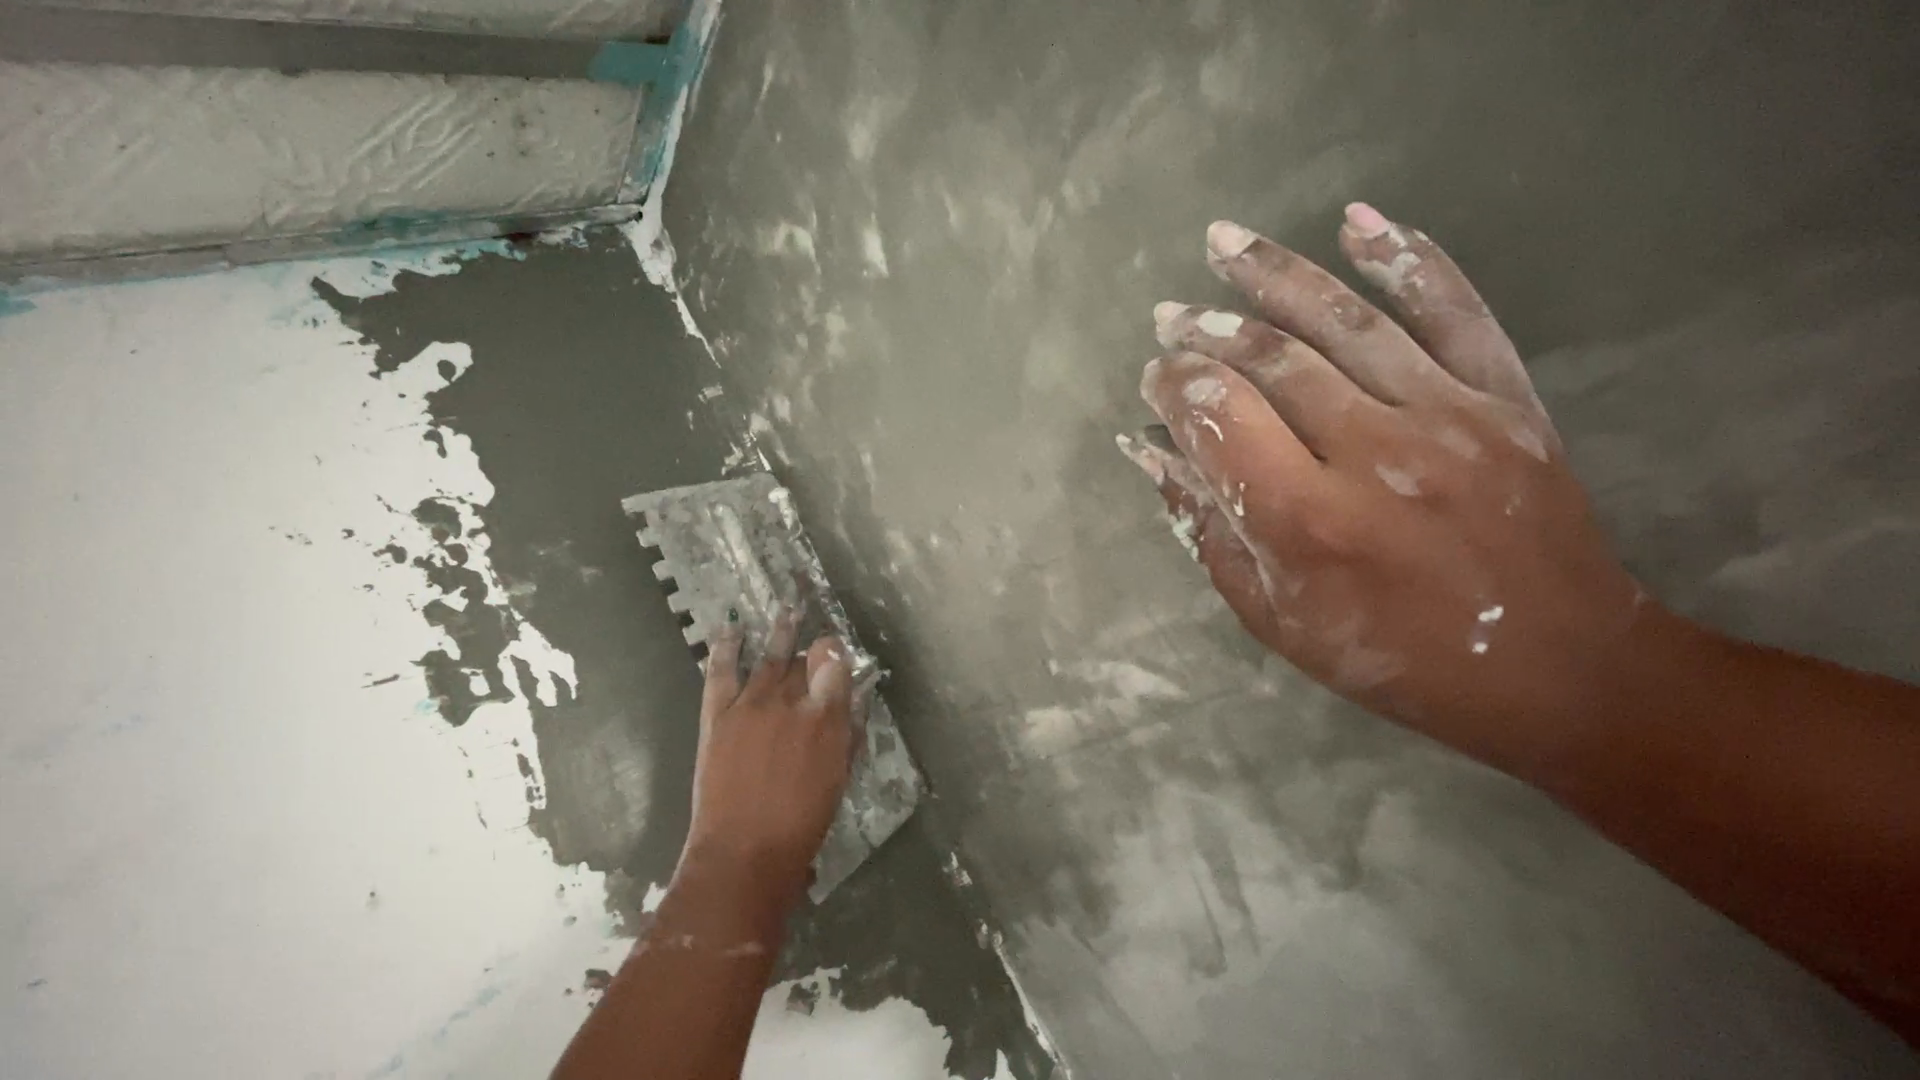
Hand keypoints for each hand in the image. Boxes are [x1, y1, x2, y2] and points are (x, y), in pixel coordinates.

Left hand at [678, 610, 855, 902]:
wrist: (743, 852)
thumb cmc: (802, 824)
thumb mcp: (838, 777)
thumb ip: (849, 733)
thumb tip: (857, 699)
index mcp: (826, 718)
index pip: (836, 663)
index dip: (838, 653)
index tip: (838, 653)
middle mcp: (791, 701)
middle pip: (804, 660)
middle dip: (813, 648)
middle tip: (816, 638)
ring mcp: (751, 703)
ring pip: (770, 656)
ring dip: (780, 631)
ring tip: (788, 608)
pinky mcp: (719, 713)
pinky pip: (722, 670)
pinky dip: (726, 646)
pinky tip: (730, 628)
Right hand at [1122, 204, 1649, 772]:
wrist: (1558, 668)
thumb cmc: (1396, 659)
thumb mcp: (1277, 619)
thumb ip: (1208, 531)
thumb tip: (1152, 451)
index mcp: (1309, 522)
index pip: (1219, 418)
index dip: (1175, 387)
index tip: (1154, 378)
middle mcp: (1375, 455)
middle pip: (1272, 362)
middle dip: (1207, 331)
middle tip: (1168, 315)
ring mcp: (1449, 417)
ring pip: (1346, 321)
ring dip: (1274, 275)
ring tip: (1222, 242)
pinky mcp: (1506, 400)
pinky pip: (1453, 310)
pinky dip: (1405, 258)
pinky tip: (1356, 219)